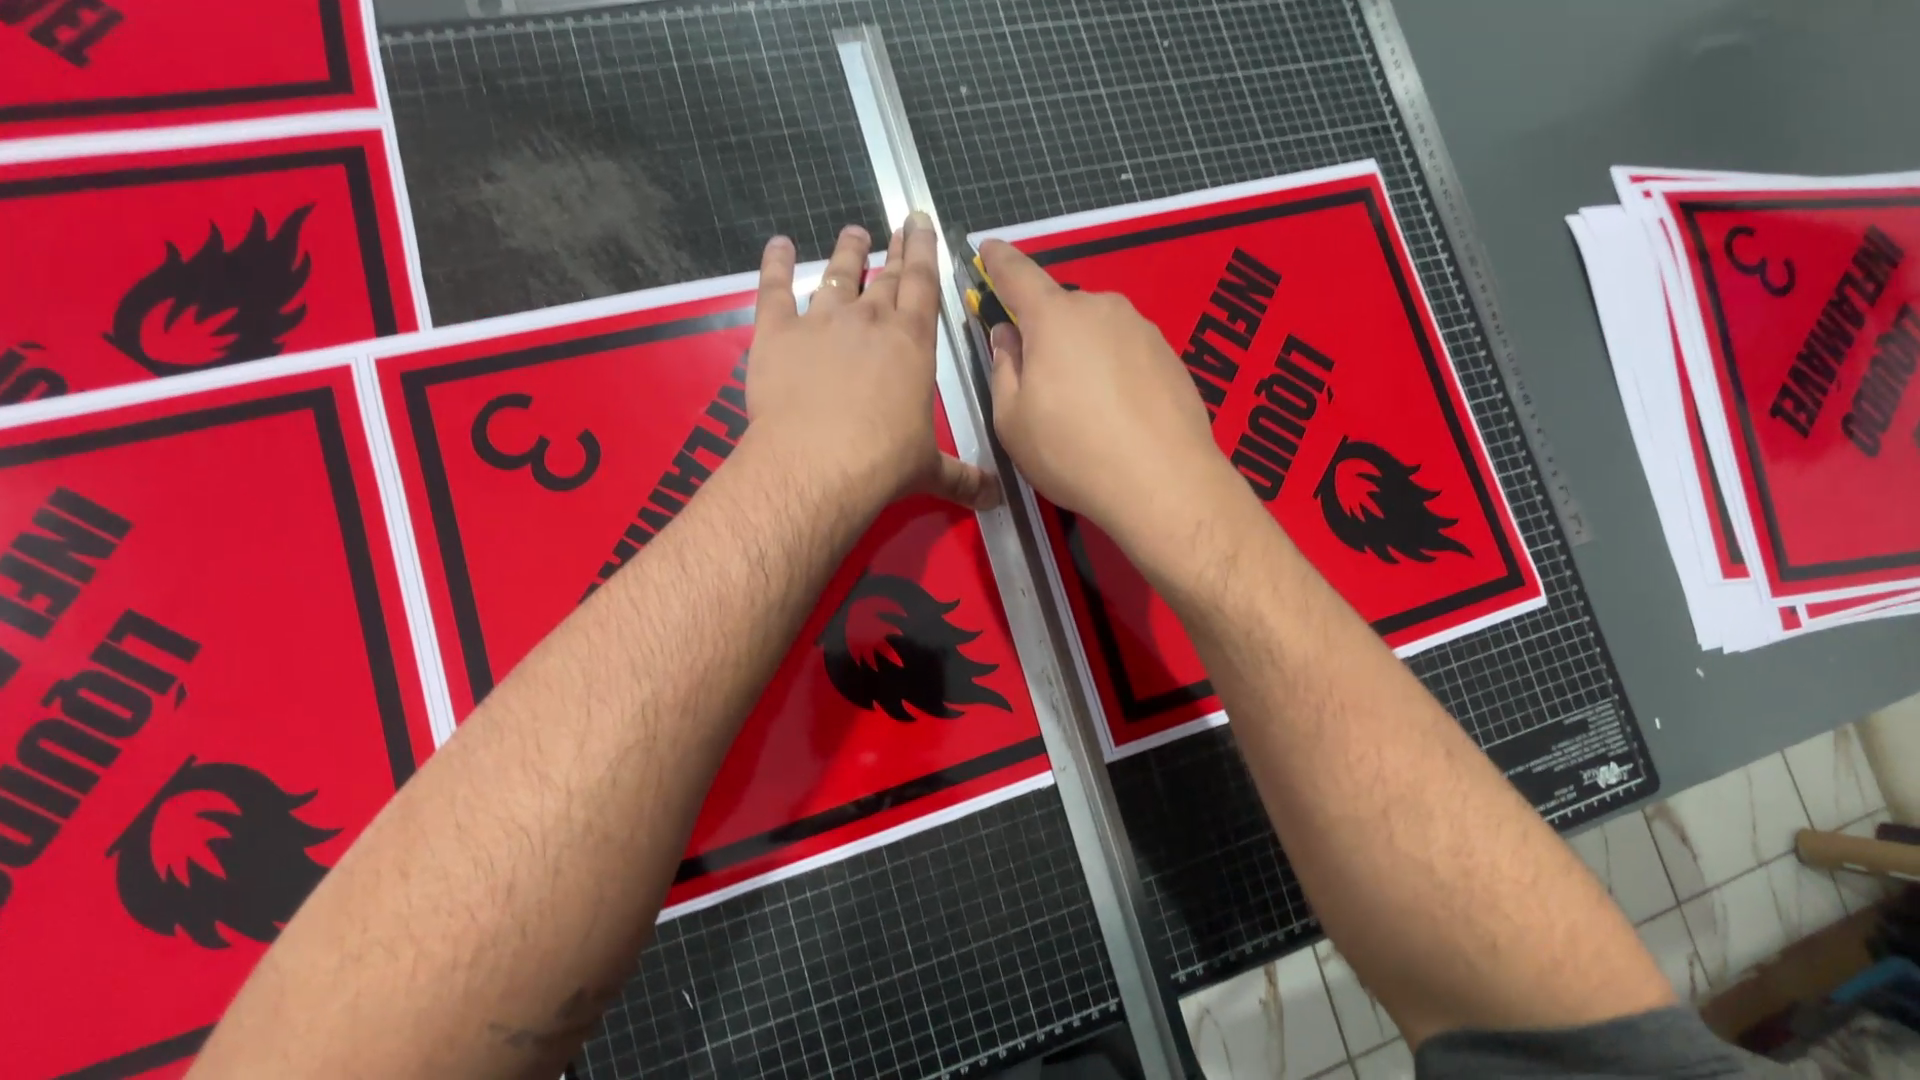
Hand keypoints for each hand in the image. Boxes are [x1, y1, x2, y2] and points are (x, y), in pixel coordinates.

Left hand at [747, 216, 997, 510]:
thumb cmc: (883, 464)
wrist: (816, 463)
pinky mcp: (777, 333)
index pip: (923, 284)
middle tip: (896, 226)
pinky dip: (776, 264)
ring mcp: (821, 322)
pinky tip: (778, 244)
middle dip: (893, 249)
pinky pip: (775, 289)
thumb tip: (995, 498)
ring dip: (846, 253)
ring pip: (837, 276)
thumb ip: (962, 478)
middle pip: (885, 275)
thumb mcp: (929, 470)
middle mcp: (870, 321)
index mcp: (913, 343)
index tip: (920, 223)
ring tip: (852, 233)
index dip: (924, 250)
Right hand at [979, 239, 1242, 549]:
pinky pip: (1127, 355)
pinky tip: (1116, 417)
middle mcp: (1102, 309)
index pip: (1017, 274)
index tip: (987, 251)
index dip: (997, 262)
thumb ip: (1004, 368)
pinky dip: (1114, 375)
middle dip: (1045, 334)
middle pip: (1061, 311)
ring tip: (1083, 411)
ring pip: (1097, 333)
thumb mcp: (1012, 420)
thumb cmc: (1072, 452)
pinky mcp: (1171, 357)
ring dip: (1082, 357)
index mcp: (1055, 318)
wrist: (1164, 482)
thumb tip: (1010, 336)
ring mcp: (1143, 330)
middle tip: (1038, 385)